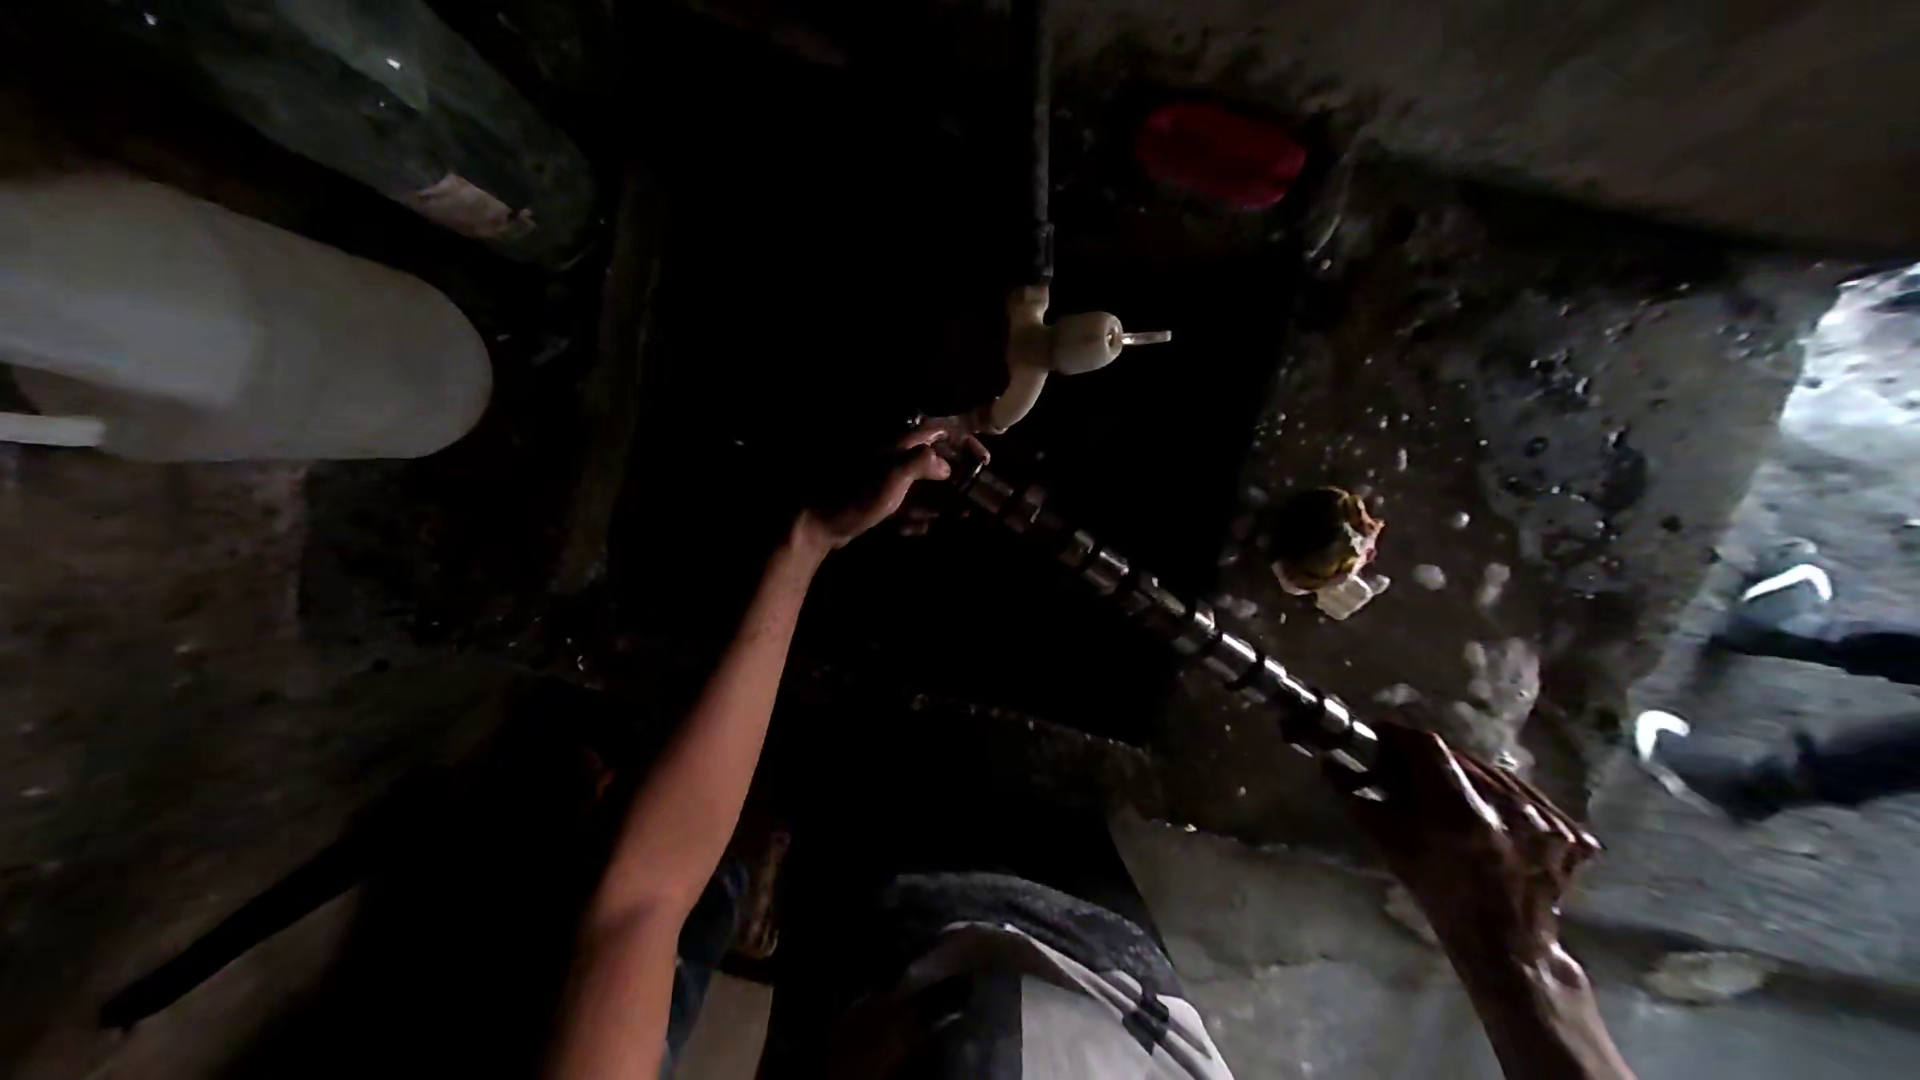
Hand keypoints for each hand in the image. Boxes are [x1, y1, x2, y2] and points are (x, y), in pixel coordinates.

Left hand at [792, 427, 953, 554]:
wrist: (823, 522)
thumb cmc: (860, 494)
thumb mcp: (895, 474)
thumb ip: (924, 462)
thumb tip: (946, 467)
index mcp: (901, 444)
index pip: (940, 431)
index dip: (964, 440)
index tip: (983, 459)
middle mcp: (897, 458)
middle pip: (936, 463)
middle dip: (954, 482)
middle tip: (969, 500)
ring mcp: (889, 481)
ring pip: (924, 489)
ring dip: (937, 505)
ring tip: (951, 519)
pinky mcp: (881, 502)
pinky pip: (907, 508)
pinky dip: (913, 519)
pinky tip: (911, 529)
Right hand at [1350, 717, 1598, 966]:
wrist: (1504, 943)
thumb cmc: (1436, 889)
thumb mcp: (1386, 842)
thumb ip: (1354, 797)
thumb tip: (1329, 761)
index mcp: (1459, 814)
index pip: (1427, 746)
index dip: (1400, 734)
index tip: (1383, 733)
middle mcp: (1507, 811)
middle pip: (1460, 756)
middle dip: (1429, 757)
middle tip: (1410, 765)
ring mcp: (1547, 823)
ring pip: (1495, 772)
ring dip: (1466, 773)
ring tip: (1449, 787)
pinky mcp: (1572, 834)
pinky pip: (1529, 795)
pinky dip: (1504, 795)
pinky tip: (1490, 809)